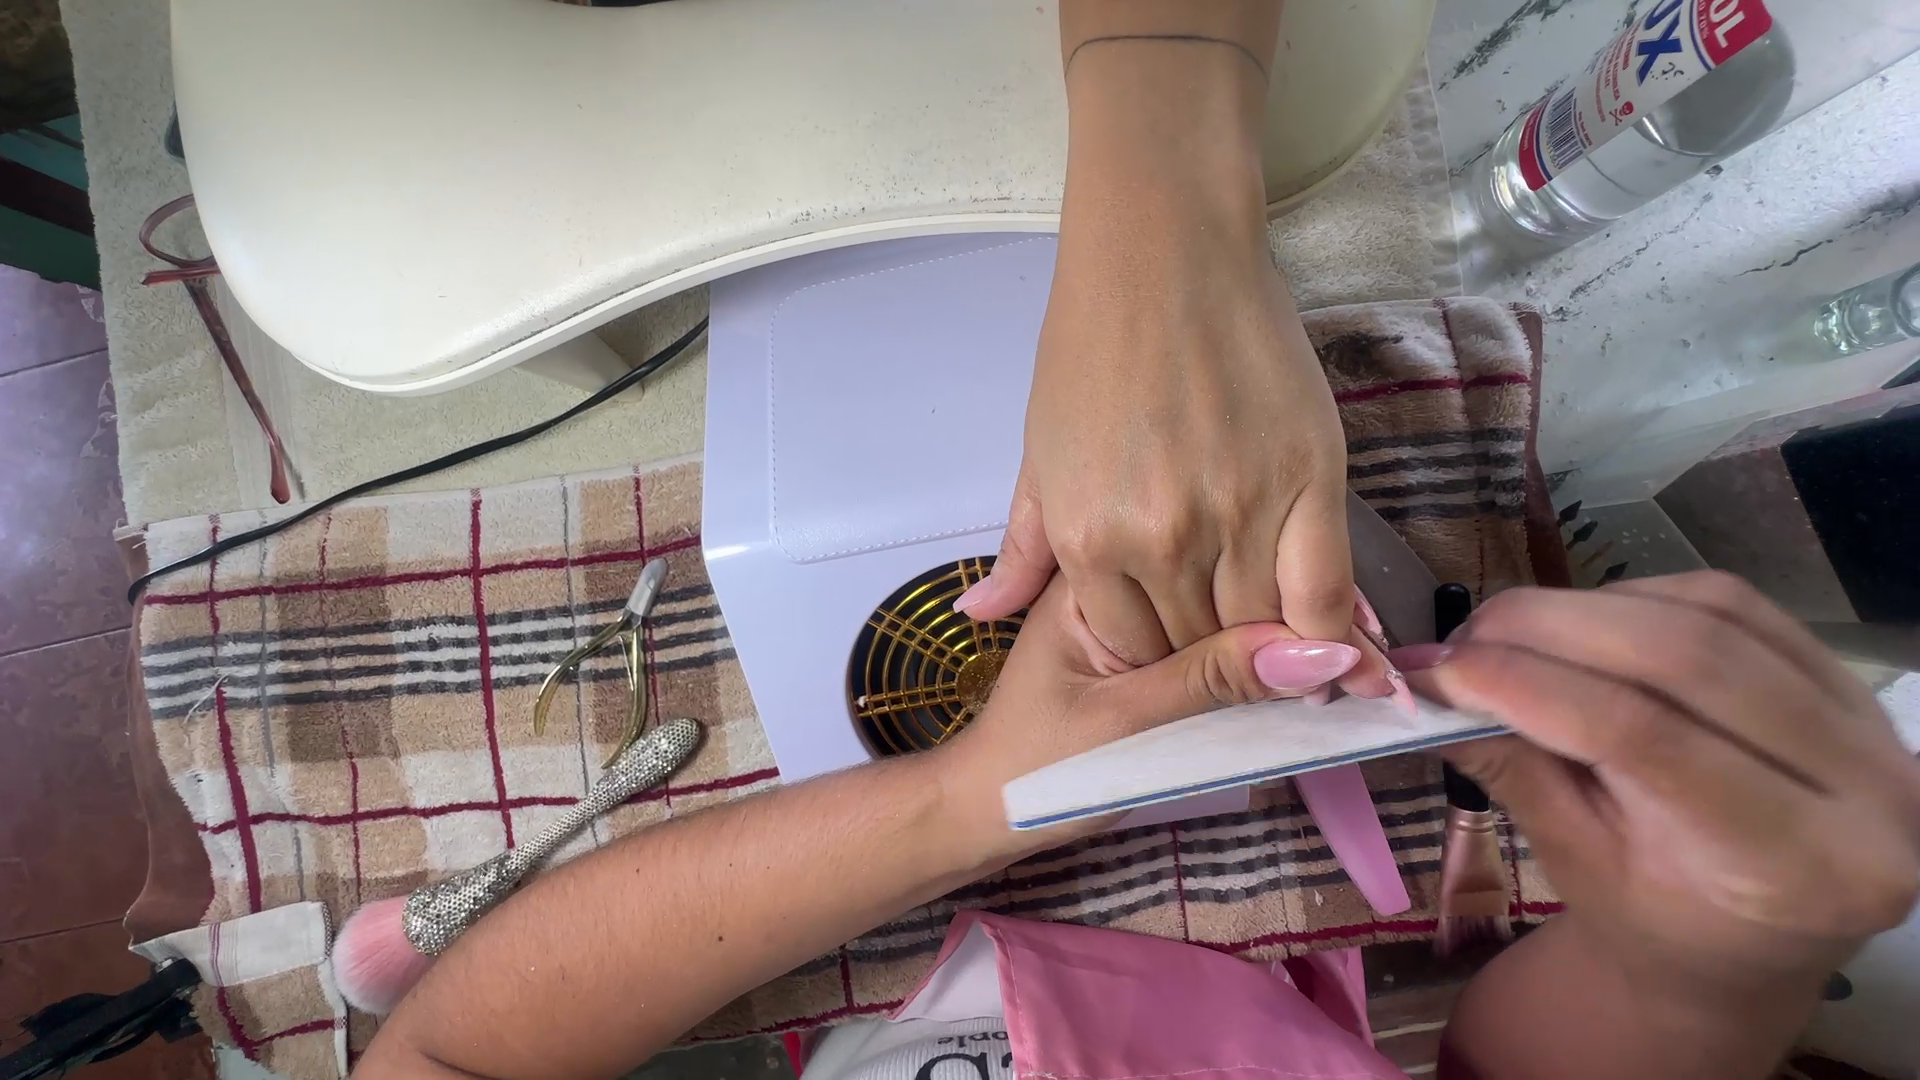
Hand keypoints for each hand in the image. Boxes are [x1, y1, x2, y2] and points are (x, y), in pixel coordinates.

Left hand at [939, 576, 1363, 862]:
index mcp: (1095, 577)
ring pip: (1230, 615)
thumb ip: (1210, 685)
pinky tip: (1321, 666)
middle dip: (1305, 622)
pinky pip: (1216, 649)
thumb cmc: (1034, 766)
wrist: (985, 806)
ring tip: (1373, 671)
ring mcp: (1138, 617)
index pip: (1203, 570)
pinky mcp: (1151, 654)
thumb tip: (1318, 659)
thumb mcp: (1120, 724)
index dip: (1284, 605)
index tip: (1361, 643)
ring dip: (1296, 641)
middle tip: (1386, 668)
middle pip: (1225, 588)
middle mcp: (1121, 583)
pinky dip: (1264, 664)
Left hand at [954, 24, 1386, 699]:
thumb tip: (975, 618)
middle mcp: (1161, 542)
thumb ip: (1019, 553)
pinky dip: (1330, 633)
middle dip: (1206, 659)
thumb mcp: (1037, 459)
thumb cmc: (1086, 355)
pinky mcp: (1311, 479)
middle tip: (1226, 654)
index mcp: (1087, 541)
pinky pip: (1327, 593)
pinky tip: (1336, 652)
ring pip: (1260, 630)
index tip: (1174, 654)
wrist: (1161, 256)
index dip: (1155, 660)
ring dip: (1265, 649)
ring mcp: (1240, 513)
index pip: (1132, 650)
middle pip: (1194, 648)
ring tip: (1277, 654)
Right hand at [1411, 572, 1919, 995]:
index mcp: (1796, 863)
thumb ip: (1505, 764)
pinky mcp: (1838, 673)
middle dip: (1542, 628)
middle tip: (1457, 642)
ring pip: (1703, 611)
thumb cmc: (1646, 910)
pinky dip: (1622, 598)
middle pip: (1683, 653)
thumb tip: (1426, 687)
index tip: (1435, 672)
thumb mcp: (1567, 855)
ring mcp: (1867, 720)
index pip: (1643, 735)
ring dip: (1574, 607)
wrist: (1740, 928)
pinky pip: (1720, 601)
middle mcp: (1870, 786)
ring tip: (1499, 634)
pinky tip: (1572, 627)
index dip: (1523, 685)